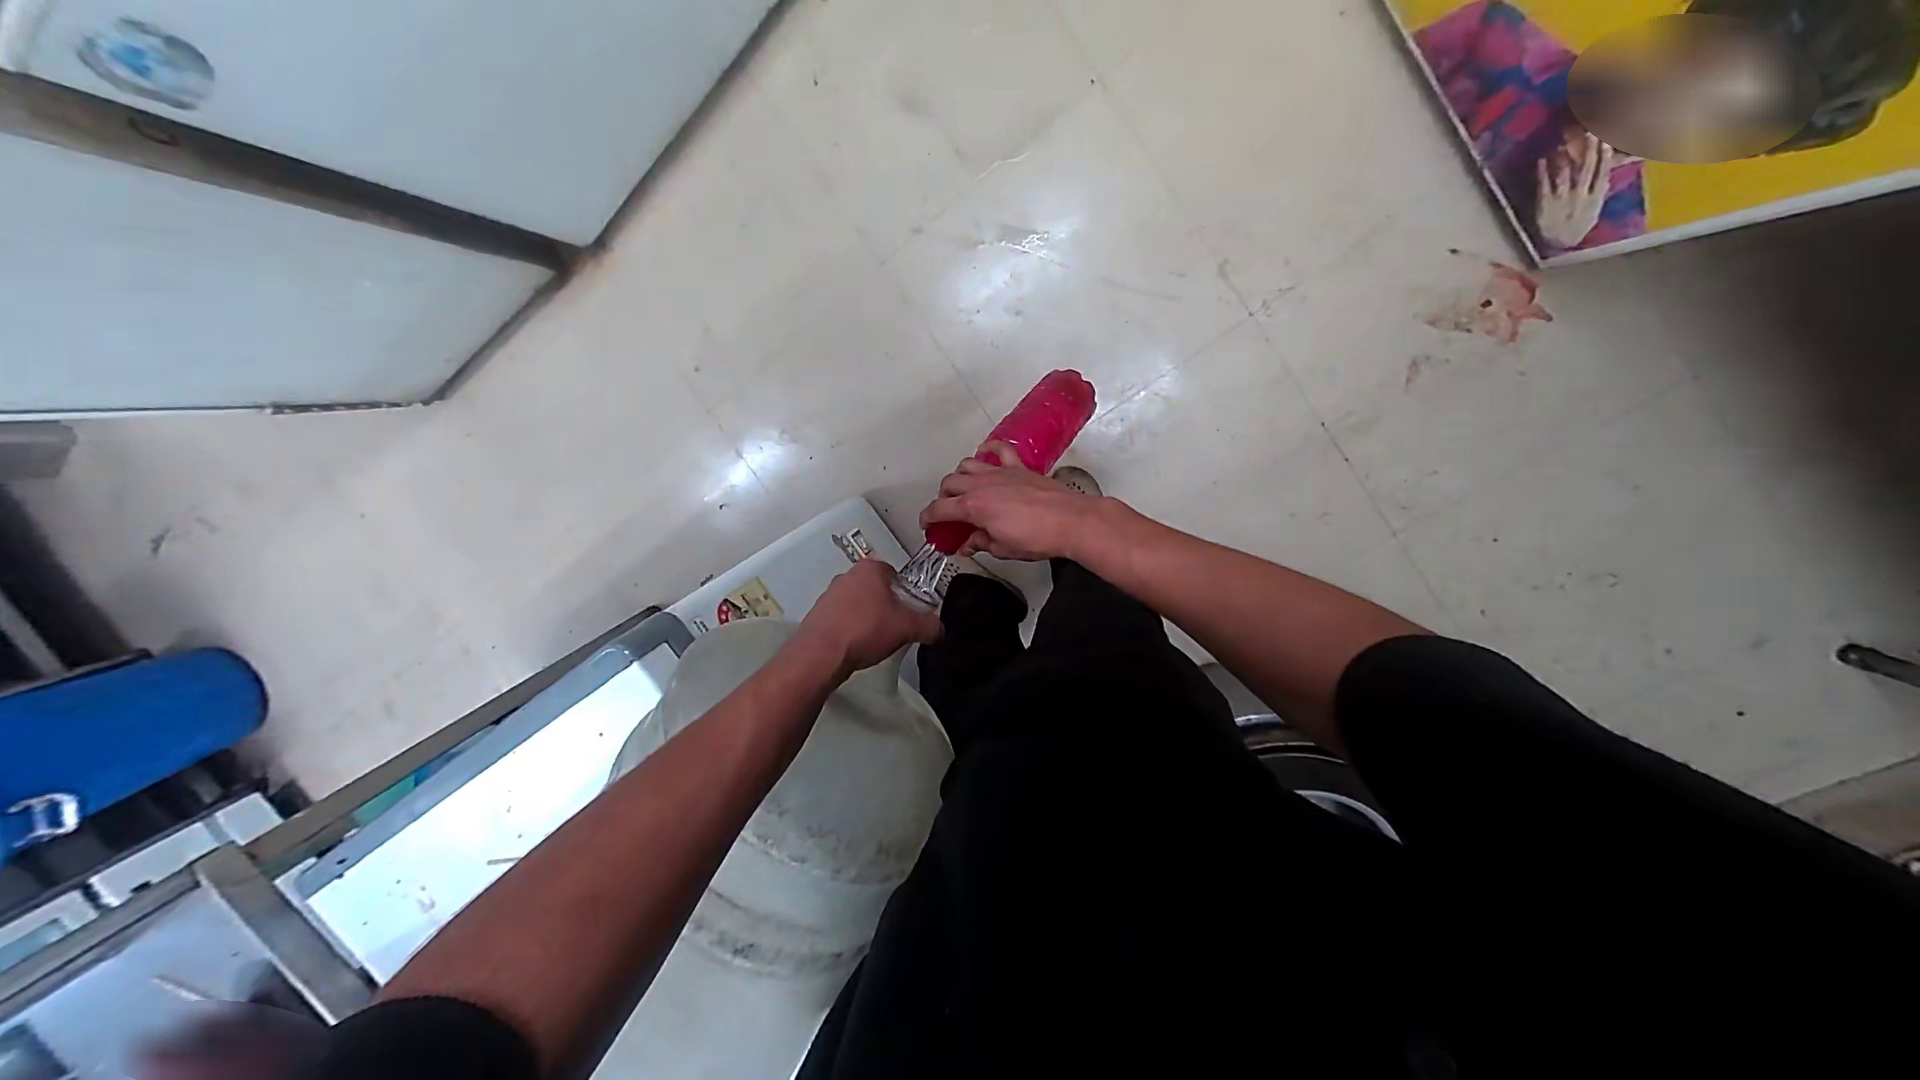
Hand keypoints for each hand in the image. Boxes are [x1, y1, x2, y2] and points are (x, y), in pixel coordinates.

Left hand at [797, 557, 942, 671]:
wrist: (822, 653)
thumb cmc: (865, 629)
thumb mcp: (908, 627)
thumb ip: (929, 625)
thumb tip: (939, 629)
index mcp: (869, 569)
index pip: (893, 572)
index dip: (905, 590)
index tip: (910, 607)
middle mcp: (847, 576)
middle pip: (874, 588)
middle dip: (885, 604)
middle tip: (897, 624)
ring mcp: (828, 595)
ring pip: (856, 603)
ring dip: (866, 617)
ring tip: (876, 639)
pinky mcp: (817, 616)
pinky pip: (841, 619)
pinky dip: (850, 629)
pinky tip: (857, 646)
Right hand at [918, 441, 1103, 561]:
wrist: (1071, 522)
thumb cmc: (1041, 537)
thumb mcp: (1003, 549)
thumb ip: (981, 543)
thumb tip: (970, 544)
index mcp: (974, 507)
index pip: (939, 510)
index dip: (928, 518)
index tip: (927, 524)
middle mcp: (983, 485)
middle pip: (949, 484)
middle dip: (942, 498)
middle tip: (946, 512)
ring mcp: (1001, 473)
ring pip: (967, 465)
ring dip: (959, 475)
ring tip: (962, 488)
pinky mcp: (1019, 468)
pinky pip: (999, 449)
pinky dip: (989, 449)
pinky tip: (985, 453)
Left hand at [1534, 131, 1615, 250]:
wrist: (1559, 244)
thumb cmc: (1578, 224)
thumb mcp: (1594, 207)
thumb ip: (1600, 189)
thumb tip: (1610, 172)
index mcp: (1595, 195)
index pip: (1603, 170)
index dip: (1605, 154)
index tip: (1606, 139)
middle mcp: (1580, 195)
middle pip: (1587, 168)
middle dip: (1589, 150)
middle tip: (1589, 132)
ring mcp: (1562, 200)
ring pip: (1565, 175)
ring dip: (1565, 158)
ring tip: (1564, 142)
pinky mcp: (1544, 205)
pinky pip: (1544, 185)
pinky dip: (1543, 172)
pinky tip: (1541, 160)